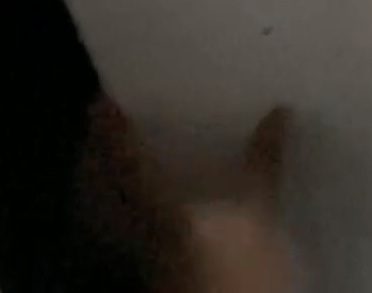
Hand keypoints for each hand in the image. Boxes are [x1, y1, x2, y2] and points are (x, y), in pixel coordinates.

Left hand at [78, 101, 299, 292]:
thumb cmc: (245, 261)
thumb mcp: (262, 207)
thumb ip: (263, 160)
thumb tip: (278, 112)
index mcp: (163, 208)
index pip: (126, 165)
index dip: (111, 135)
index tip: (102, 102)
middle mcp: (138, 230)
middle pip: (99, 193)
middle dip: (94, 159)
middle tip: (100, 125)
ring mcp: (137, 254)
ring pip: (102, 215)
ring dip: (99, 183)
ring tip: (110, 157)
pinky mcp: (145, 268)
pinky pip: (119, 230)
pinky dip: (118, 207)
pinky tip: (139, 200)